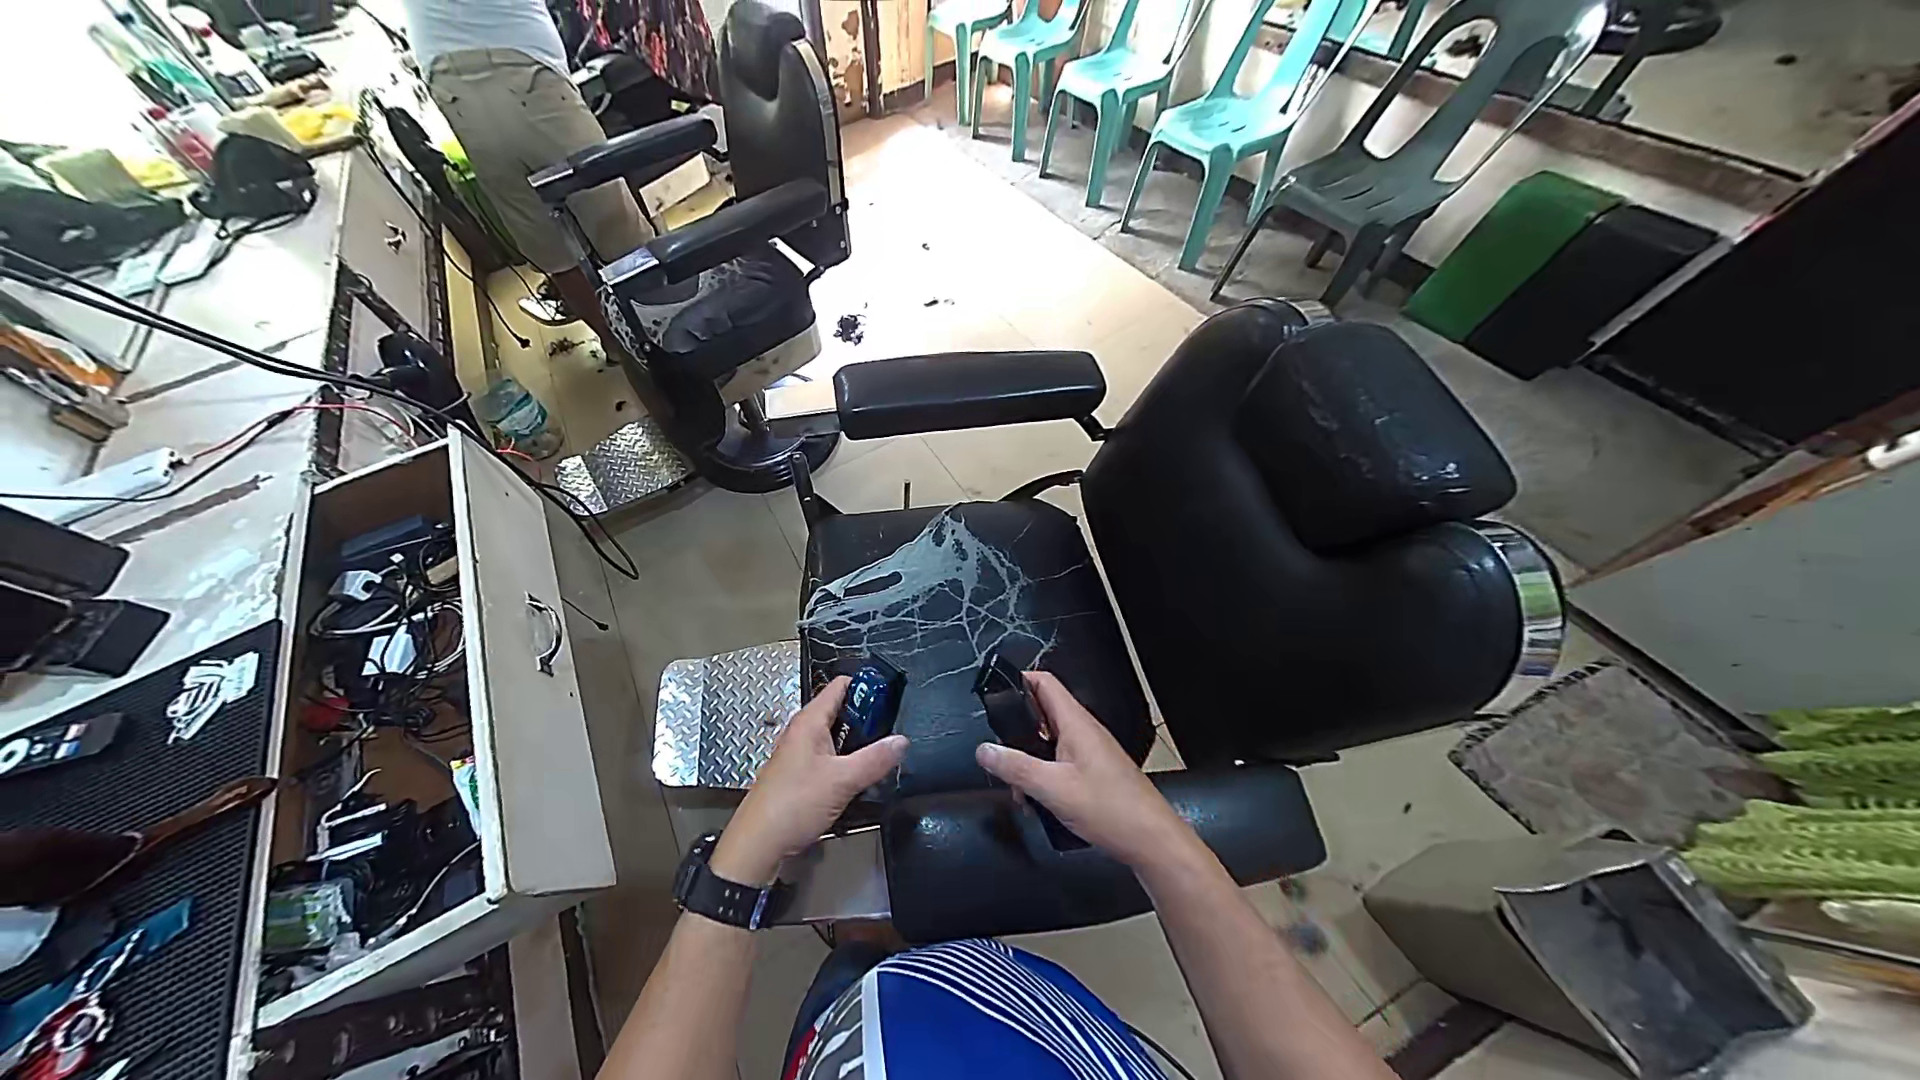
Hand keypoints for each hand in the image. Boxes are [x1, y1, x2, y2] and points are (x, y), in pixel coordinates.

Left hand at [710, 677, 908, 885]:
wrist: (758, 846)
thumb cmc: (794, 804)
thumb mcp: (843, 780)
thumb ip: (875, 759)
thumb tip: (902, 741)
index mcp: (810, 721)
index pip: (841, 686)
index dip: (866, 685)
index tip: (891, 696)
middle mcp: (804, 732)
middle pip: (842, 711)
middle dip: (868, 718)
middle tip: (893, 730)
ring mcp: (802, 754)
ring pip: (838, 738)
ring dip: (860, 744)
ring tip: (884, 755)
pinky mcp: (802, 776)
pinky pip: (831, 759)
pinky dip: (848, 763)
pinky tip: (862, 778)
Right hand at [974, 671, 1201, 871]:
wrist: (1151, 841)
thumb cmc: (1113, 810)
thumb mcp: (1052, 788)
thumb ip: (1015, 767)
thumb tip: (985, 750)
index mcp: (1075, 723)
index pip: (1044, 682)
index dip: (1018, 680)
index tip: (996, 694)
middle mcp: (1084, 731)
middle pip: (1041, 714)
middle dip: (1017, 734)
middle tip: (1003, 755)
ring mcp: (1090, 751)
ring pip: (1048, 743)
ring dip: (1029, 762)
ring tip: (1022, 789)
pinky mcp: (1093, 772)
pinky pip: (1060, 763)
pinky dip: (1044, 777)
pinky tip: (1041, 802)